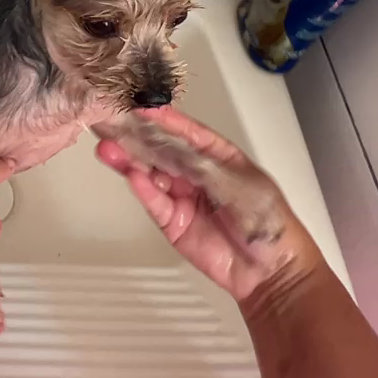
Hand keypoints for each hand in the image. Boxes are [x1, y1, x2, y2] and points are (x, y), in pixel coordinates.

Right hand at [94, 107, 320, 309]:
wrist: (269, 270)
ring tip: (108, 148)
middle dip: (136, 136)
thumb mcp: (238, 182)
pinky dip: (140, 186)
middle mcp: (195, 172)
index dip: (164, 119)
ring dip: (129, 159)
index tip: (141, 107)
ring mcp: (181, 195)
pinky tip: (128, 173)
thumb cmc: (267, 220)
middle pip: (160, 149)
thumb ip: (199, 165)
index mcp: (216, 155)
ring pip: (150, 172)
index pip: (185, 132)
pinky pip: (152, 199)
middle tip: (111, 123)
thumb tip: (170, 148)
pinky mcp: (171, 220)